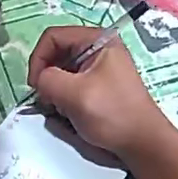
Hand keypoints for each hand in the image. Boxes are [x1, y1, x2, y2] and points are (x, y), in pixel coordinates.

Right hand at [26, 25, 174, 159]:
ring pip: (62, 70)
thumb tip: (40, 81)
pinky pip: (72, 83)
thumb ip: (48, 80)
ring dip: (55, 89)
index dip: (38, 59)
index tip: (35, 86)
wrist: (142, 142)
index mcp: (98, 40)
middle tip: (46, 99)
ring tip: (60, 108)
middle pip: (57, 52)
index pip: (52, 37)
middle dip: (47, 75)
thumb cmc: (112, 114)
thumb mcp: (74, 94)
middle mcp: (99, 48)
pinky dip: (64, 96)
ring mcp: (100, 67)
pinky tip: (69, 112)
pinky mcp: (99, 84)